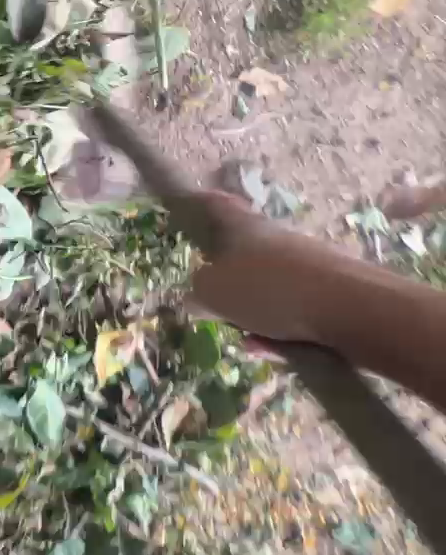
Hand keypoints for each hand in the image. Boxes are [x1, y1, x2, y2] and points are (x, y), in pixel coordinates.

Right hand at [178, 189, 360, 344]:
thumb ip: (197, 292)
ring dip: (257, 315)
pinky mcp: (342, 297)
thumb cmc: (270, 289)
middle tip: (215, 304)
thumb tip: (200, 297)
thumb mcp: (210, 292)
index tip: (191, 204)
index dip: (202, 204)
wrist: (363, 314)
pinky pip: (300, 313)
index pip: (218, 206)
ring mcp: (315, 268)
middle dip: (230, 282)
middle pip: (246, 255)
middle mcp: (280, 241)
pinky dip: (285, 331)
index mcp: (245, 228)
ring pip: (273, 290)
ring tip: (249, 340)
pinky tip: (277, 350)